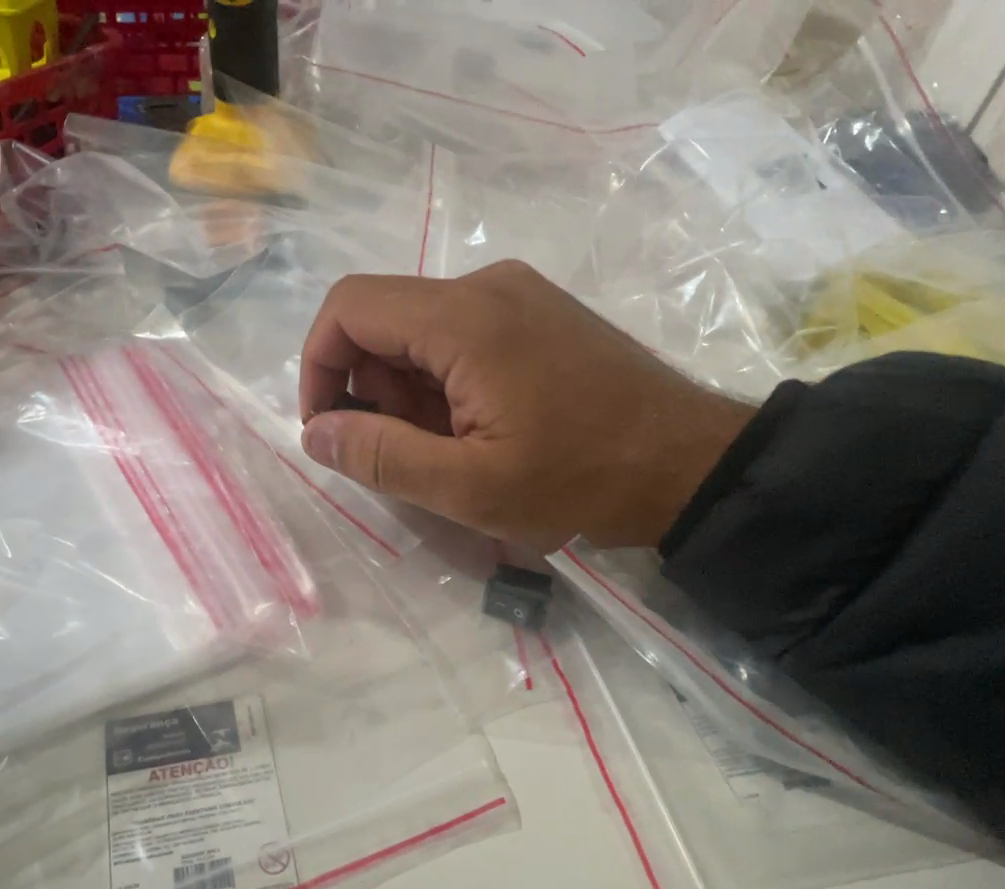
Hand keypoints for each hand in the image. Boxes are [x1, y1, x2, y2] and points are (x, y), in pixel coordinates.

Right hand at [298, 261, 756, 550]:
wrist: (690, 464)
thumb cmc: (579, 479)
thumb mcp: (469, 487)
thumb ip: (380, 456)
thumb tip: (315, 433)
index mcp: (464, 317)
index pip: (349, 307)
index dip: (317, 366)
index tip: (330, 429)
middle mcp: (487, 286)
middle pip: (385, 320)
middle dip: (371, 391)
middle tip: (404, 457)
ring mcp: (518, 296)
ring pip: (421, 333)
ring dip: (410, 394)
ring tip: (451, 453)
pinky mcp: (538, 315)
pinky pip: (461, 338)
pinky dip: (445, 385)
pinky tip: (479, 433)